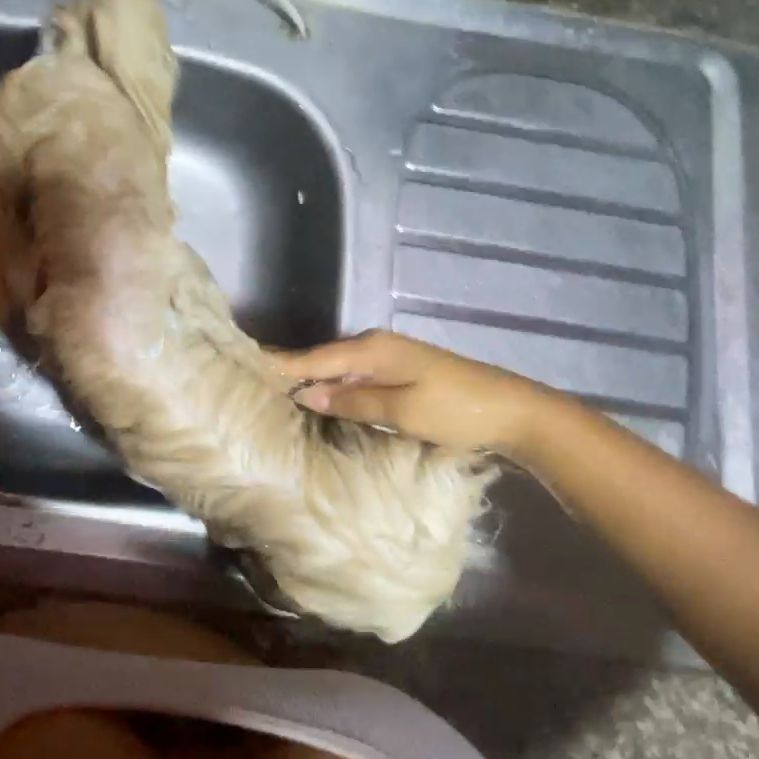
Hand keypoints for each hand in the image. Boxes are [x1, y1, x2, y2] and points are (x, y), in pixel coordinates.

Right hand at [272, 329, 559, 456]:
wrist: (515, 412)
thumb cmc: (457, 411)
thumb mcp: (402, 411)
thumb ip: (352, 401)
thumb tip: (306, 394)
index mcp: (372, 350)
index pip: (313, 358)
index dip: (280, 363)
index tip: (244, 365)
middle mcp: (375, 346)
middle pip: (322, 360)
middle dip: (289, 370)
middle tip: (250, 384)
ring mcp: (389, 358)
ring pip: (337, 369)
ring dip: (309, 379)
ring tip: (273, 392)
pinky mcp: (399, 373)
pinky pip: (353, 377)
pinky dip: (332, 386)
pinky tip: (317, 398)